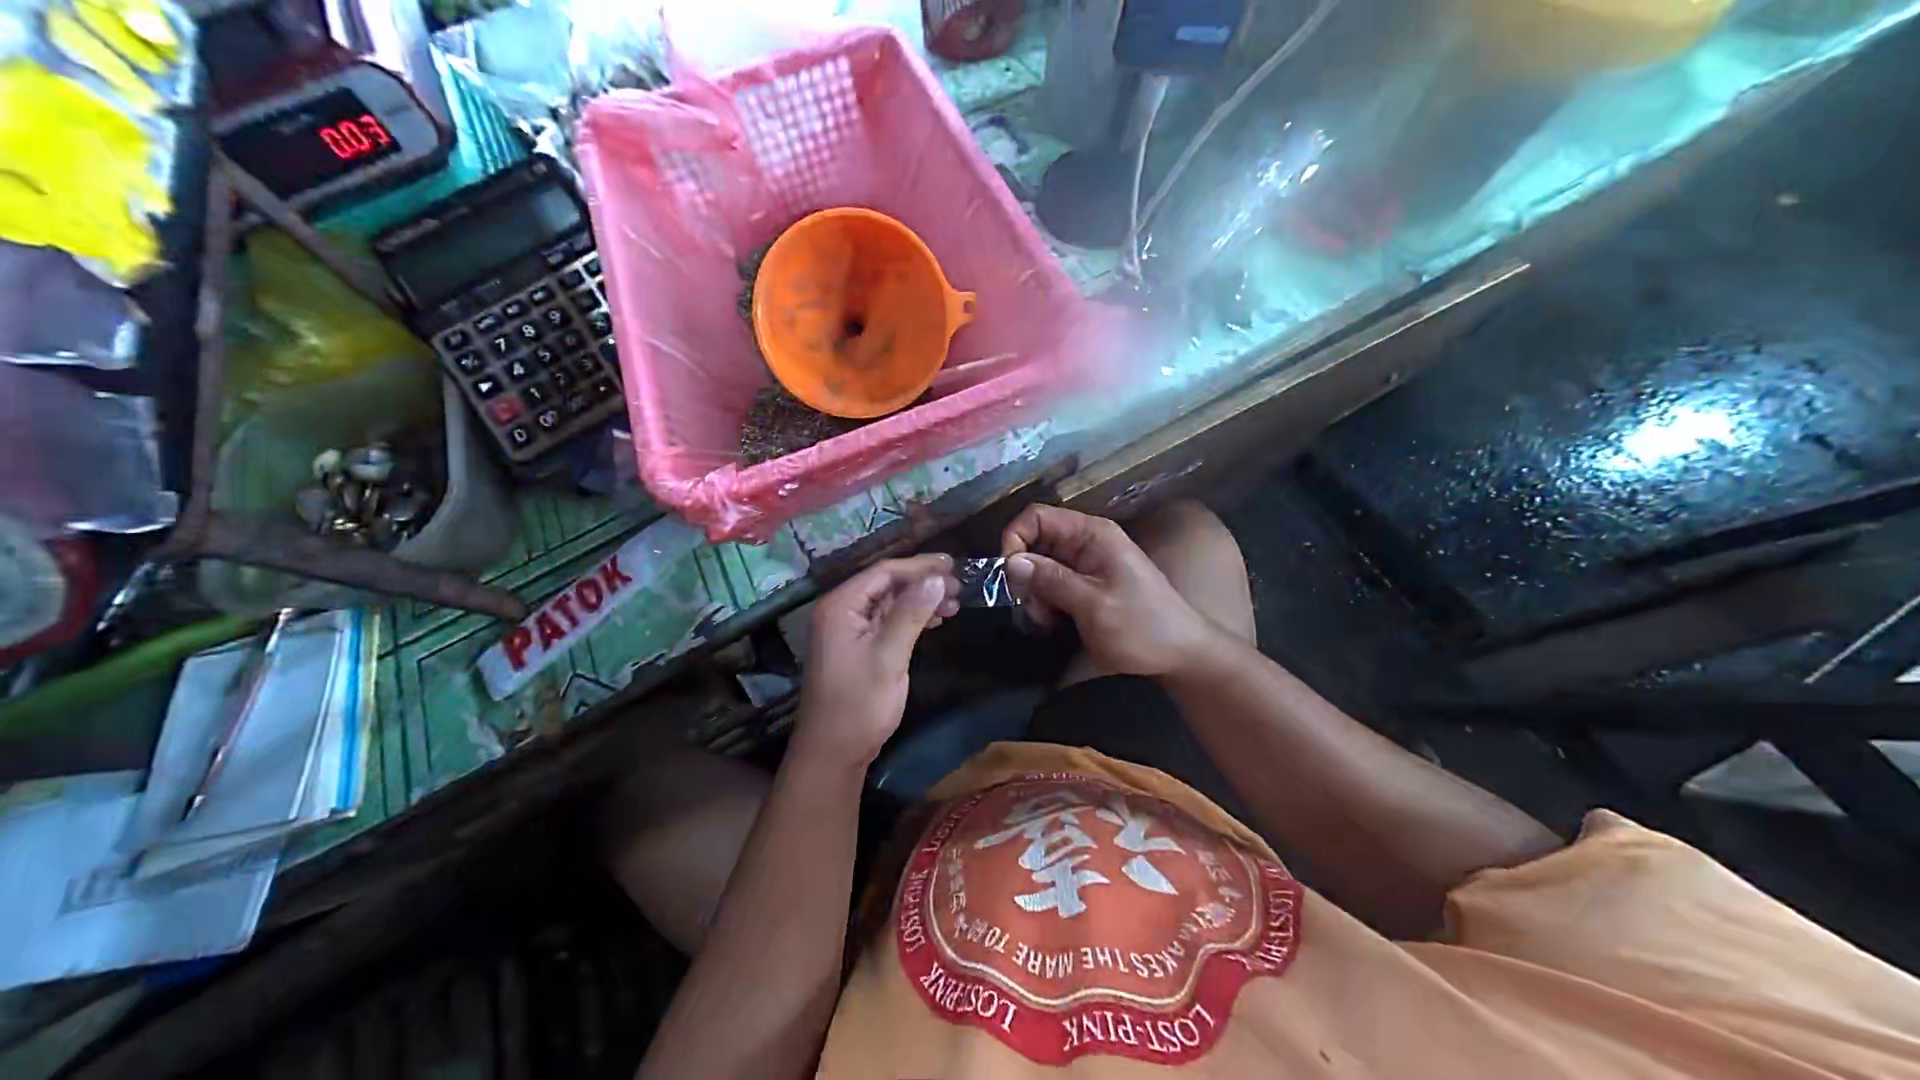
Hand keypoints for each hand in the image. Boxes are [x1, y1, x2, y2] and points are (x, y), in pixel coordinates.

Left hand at [792, 554, 960, 769]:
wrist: (833, 752)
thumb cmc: (859, 704)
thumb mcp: (889, 656)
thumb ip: (911, 614)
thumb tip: (936, 577)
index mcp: (840, 606)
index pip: (883, 572)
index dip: (920, 566)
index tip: (955, 566)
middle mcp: (840, 610)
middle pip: (886, 583)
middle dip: (923, 582)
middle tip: (959, 587)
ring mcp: (847, 629)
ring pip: (889, 602)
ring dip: (920, 600)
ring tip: (954, 603)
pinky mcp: (857, 646)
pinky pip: (886, 620)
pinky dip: (911, 617)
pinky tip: (935, 620)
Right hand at [1001, 504, 1220, 677]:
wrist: (1180, 656)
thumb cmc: (1142, 627)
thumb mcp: (1093, 605)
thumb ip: (1052, 580)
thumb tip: (1011, 561)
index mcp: (1091, 535)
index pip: (1036, 517)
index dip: (1016, 540)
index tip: (1010, 575)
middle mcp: (1086, 543)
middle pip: (1034, 543)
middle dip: (1024, 574)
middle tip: (1033, 608)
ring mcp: (1086, 565)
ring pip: (1038, 567)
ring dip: (1034, 593)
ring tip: (1048, 620)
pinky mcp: (1085, 586)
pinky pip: (1051, 585)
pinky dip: (1045, 603)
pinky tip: (1055, 623)